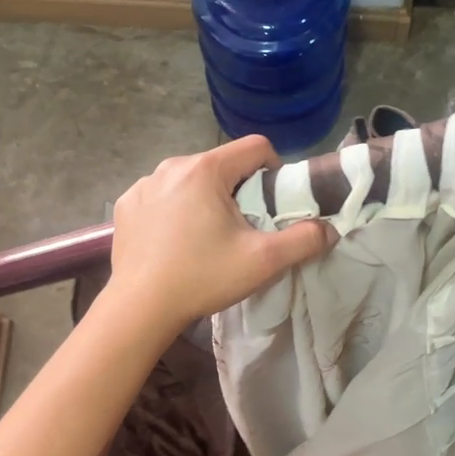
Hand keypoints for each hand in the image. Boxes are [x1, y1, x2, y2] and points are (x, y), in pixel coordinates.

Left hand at [105, 136, 335, 329]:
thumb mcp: (262, 261)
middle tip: (240, 230)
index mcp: (205, 169)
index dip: (273, 171)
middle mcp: (171, 166)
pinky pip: (159, 197)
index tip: (271, 204)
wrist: (140, 307)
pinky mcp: (125, 206)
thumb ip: (303, 240)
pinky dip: (172, 212)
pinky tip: (173, 243)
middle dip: (237, 190)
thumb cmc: (202, 278)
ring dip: (203, 200)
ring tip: (205, 239)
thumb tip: (329, 230)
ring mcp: (142, 185)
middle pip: (220, 165)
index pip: (255, 147)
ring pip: (188, 181)